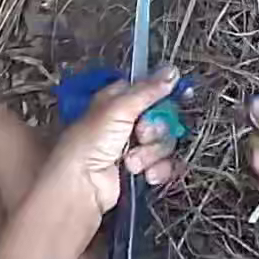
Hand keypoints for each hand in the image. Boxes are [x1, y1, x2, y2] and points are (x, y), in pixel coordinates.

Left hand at [44, 67, 187, 220]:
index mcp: (118, 100)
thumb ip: (148, 90)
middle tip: (142, 135)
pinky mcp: (141, 169)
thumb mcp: (118, 109)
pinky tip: (147, 175)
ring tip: (132, 161)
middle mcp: (127, 121)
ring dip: (152, 153)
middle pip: (161, 116)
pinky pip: (166, 164)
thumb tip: (171, 71)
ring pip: (164, 141)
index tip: (177, 94)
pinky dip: (160, 170)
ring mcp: (134, 146)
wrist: (81, 188)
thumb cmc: (90, 143)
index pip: (149, 89)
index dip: (163, 93)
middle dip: (156, 128)